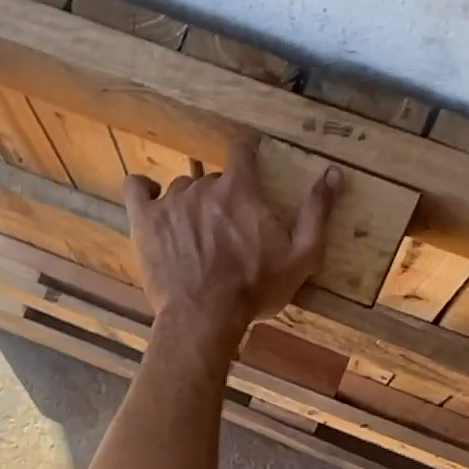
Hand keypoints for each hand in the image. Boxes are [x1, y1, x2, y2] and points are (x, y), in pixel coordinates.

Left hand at [123, 137, 341, 348]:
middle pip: (212, 178)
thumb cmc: (254, 290)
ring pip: (180, 189)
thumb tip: (333, 173)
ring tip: (193, 233)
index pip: (243, 151)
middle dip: (220, 198)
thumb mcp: (300, 258)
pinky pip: (136, 188)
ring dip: (188, 204)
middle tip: (225, 230)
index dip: (247, 155)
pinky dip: (143, 190)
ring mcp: (170, 203)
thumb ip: (316, 213)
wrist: (204, 318)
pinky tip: (150, 201)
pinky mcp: (144, 222)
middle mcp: (204, 187)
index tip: (250, 165)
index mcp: (241, 190)